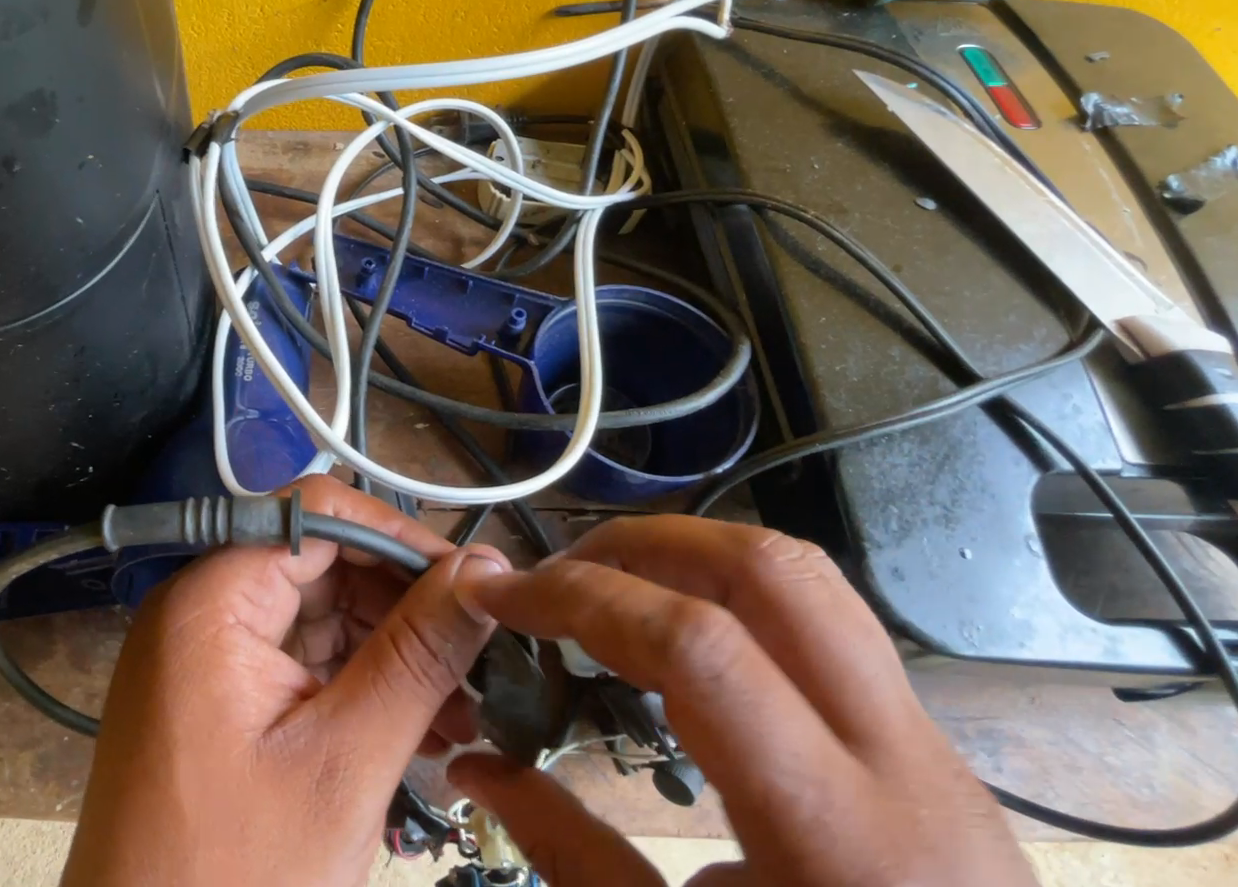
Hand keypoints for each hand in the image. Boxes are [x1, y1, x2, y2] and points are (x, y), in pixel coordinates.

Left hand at [62, 476, 510, 885]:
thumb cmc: (237, 874)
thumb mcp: (344, 761)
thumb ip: (416, 655)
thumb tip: (484, 572)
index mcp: (210, 600)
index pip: (316, 514)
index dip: (399, 537)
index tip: (472, 582)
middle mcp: (199, 608)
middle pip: (320, 563)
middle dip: (403, 606)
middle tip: (479, 656)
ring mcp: (205, 653)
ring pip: (316, 615)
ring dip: (390, 652)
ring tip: (462, 707)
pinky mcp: (217, 695)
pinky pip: (298, 661)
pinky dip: (356, 685)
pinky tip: (418, 726)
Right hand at [448, 515, 1035, 885]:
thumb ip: (573, 854)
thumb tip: (476, 767)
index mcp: (836, 831)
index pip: (698, 646)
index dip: (581, 600)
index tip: (500, 597)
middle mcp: (900, 757)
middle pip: (768, 572)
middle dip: (641, 545)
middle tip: (558, 573)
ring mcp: (924, 737)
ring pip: (805, 579)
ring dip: (687, 556)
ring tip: (606, 586)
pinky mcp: (922, 739)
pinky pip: (817, 621)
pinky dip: (726, 594)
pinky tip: (671, 637)